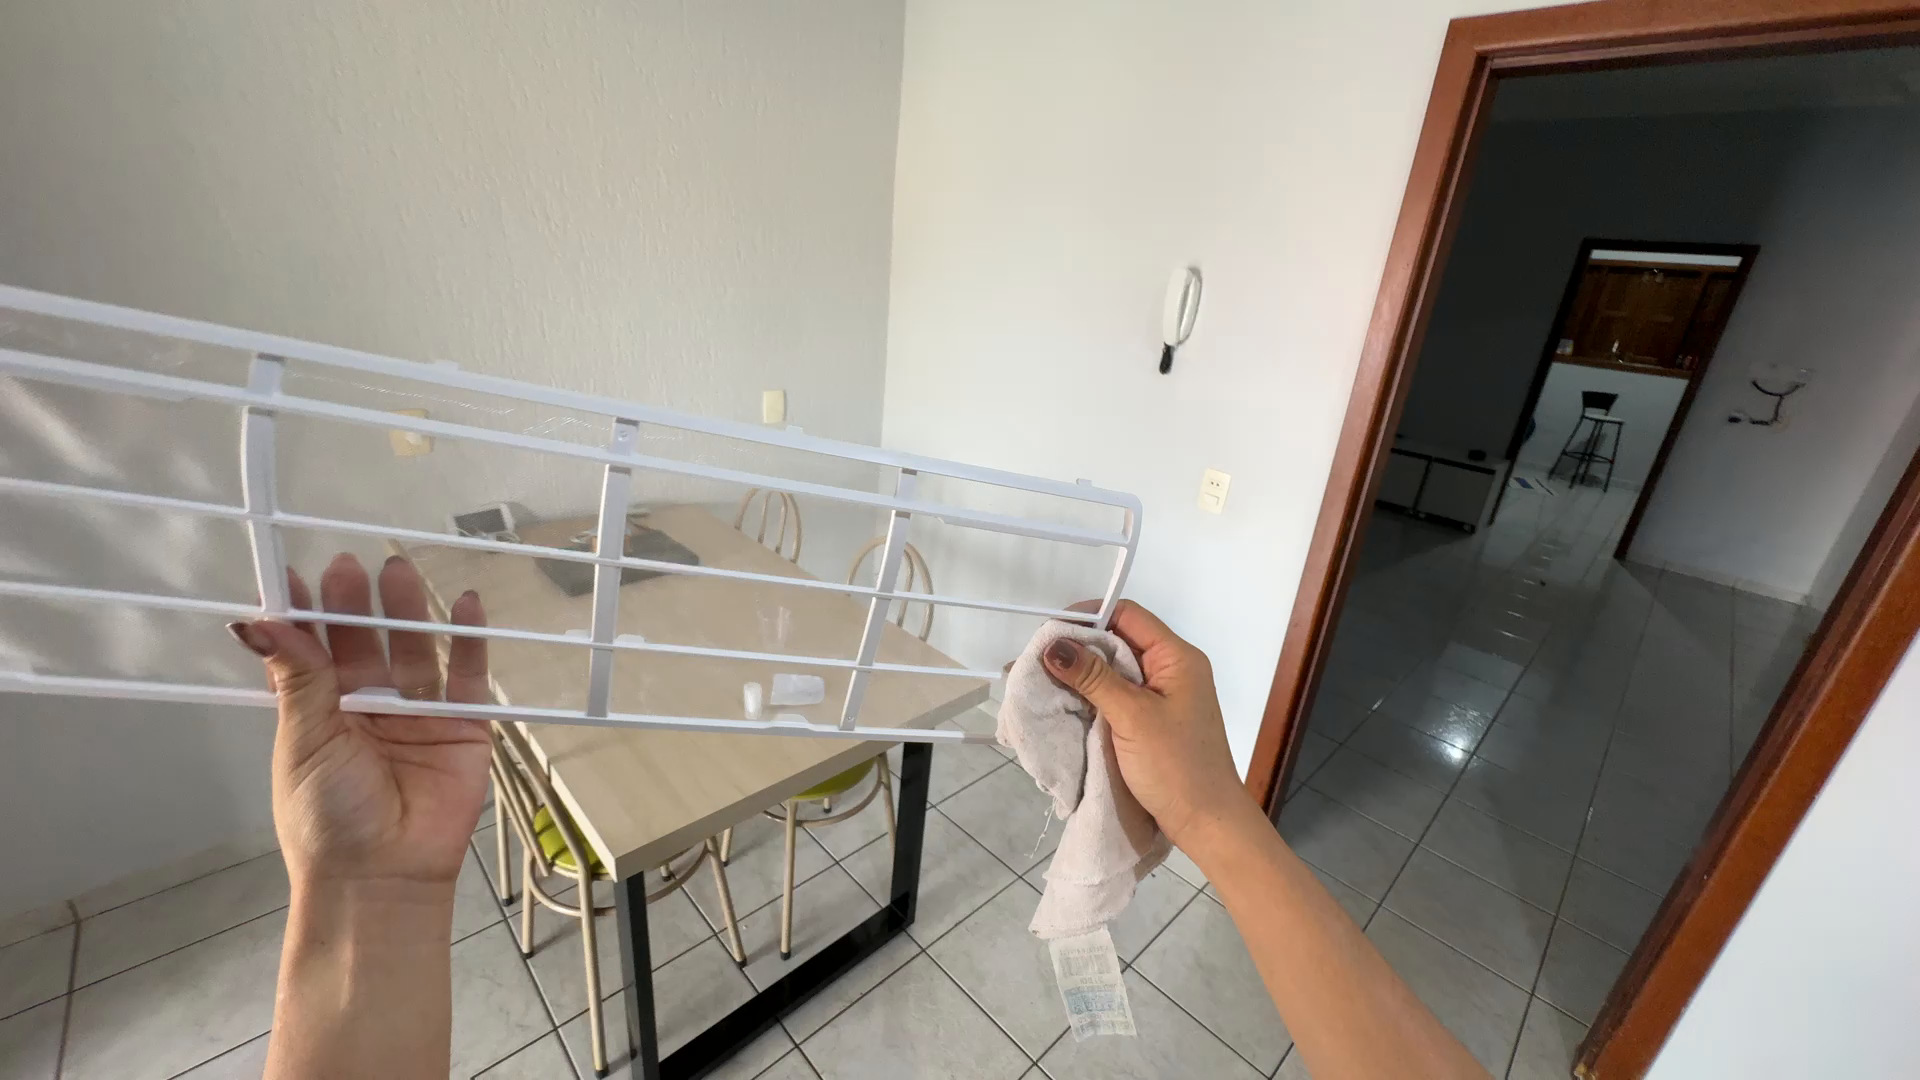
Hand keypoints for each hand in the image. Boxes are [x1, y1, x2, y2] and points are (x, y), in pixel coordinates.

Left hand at [228, 553, 492, 890]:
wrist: (385, 869)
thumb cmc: (328, 813)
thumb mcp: (305, 743)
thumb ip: (298, 679)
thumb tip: (256, 622)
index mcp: (324, 709)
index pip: (315, 650)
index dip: (307, 613)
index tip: (297, 573)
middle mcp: (372, 702)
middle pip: (369, 642)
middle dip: (361, 603)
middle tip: (355, 564)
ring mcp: (422, 709)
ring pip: (418, 648)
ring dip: (411, 610)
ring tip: (401, 570)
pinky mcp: (466, 720)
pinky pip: (469, 672)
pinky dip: (472, 639)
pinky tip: (468, 605)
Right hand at [1041, 600, 1255, 850]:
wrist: (1206, 825)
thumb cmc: (1176, 765)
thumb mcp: (1132, 716)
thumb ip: (1093, 677)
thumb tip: (1054, 645)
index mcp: (1177, 657)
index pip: (1128, 615)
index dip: (1089, 616)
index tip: (1051, 631)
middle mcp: (1171, 669)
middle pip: (1119, 640)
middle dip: (1079, 646)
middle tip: (1039, 658)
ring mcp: (1162, 695)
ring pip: (1114, 668)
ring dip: (1082, 672)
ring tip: (1043, 678)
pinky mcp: (1151, 719)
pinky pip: (1117, 694)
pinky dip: (1091, 694)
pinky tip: (1064, 700)